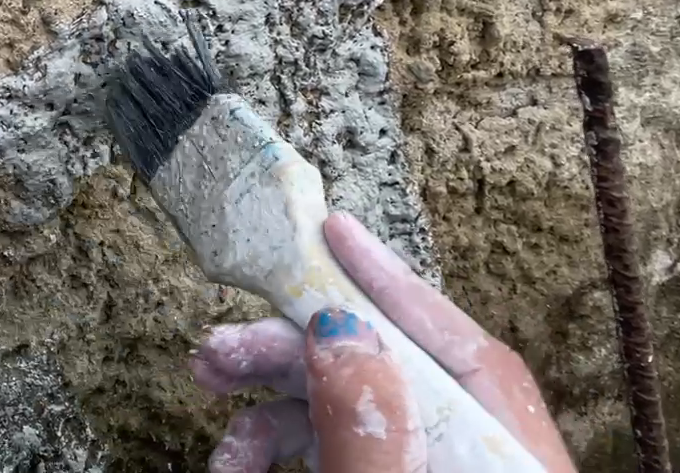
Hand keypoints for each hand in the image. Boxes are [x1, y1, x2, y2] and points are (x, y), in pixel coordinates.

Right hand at [190, 213, 575, 472]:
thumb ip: (369, 433)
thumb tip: (338, 325)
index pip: (468, 356)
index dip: (396, 283)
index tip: (329, 230)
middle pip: (388, 377)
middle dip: (291, 352)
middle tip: (216, 348)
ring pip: (350, 414)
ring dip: (269, 405)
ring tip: (211, 413)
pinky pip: (336, 456)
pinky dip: (278, 448)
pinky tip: (237, 463)